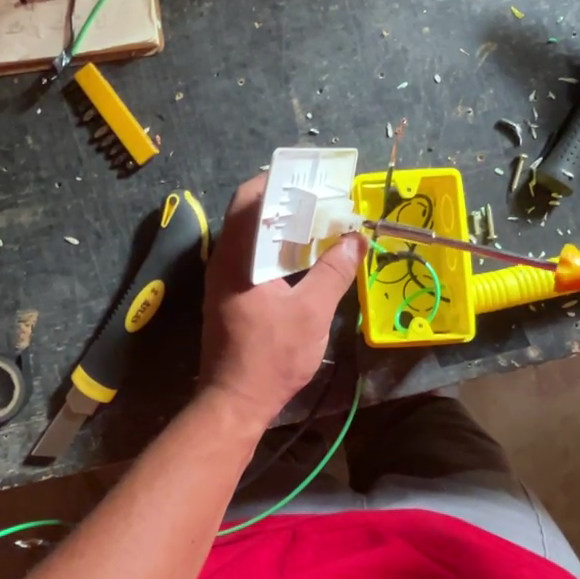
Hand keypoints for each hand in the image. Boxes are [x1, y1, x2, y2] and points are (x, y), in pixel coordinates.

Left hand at [198, 174, 362, 430]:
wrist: (234, 402)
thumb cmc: (270, 355)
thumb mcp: (312, 312)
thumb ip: (334, 271)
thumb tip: (355, 238)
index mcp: (237, 256)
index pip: (249, 199)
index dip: (278, 181)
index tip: (310, 176)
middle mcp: (224, 260)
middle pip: (250, 215)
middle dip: (285, 201)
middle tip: (322, 198)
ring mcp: (224, 279)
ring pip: (252, 237)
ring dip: (283, 226)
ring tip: (320, 222)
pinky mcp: (230, 297)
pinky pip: (253, 258)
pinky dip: (277, 249)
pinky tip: (305, 258)